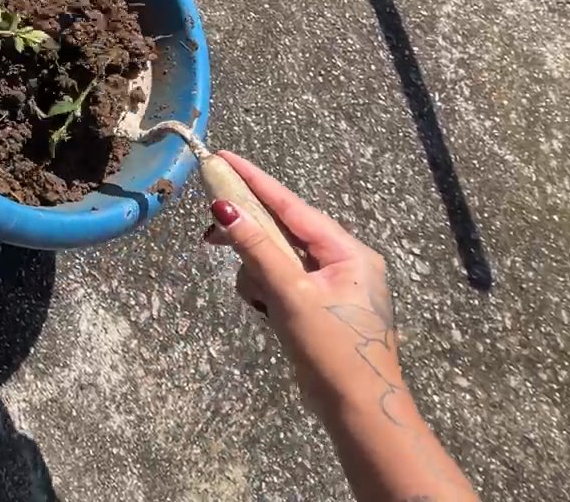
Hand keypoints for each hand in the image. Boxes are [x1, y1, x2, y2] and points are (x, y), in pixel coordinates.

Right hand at [204, 152, 479, 501]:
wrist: (359, 412)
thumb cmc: (333, 351)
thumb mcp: (290, 294)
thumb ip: (255, 247)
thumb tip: (223, 206)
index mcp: (348, 253)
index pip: (290, 204)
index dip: (253, 179)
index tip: (220, 157)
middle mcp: (342, 260)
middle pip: (280, 227)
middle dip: (247, 233)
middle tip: (210, 232)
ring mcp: (329, 282)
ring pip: (273, 253)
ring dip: (254, 268)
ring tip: (256, 296)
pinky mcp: (315, 301)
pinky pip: (276, 274)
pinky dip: (261, 284)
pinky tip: (263, 305)